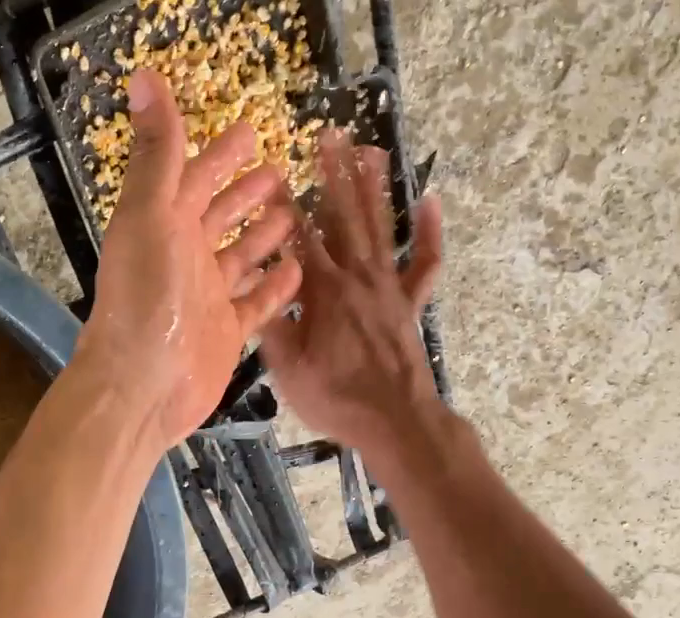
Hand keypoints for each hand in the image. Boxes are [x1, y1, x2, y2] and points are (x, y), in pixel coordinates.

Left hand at [72, 69, 303, 449]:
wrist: (142, 385)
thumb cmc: (142, 299)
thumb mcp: (147, 215)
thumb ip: (155, 152)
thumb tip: (143, 77)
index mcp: (161, 226)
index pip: (193, 179)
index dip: (219, 154)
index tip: (250, 130)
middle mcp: (182, 259)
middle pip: (218, 217)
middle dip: (246, 192)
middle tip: (280, 169)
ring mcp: (205, 298)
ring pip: (240, 257)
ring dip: (264, 234)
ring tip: (296, 211)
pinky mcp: (226, 334)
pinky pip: (256, 304)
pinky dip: (275, 286)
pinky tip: (300, 269)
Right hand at [260, 129, 445, 466]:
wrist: (396, 420)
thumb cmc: (335, 398)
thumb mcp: (288, 368)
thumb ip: (271, 324)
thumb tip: (248, 286)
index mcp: (323, 294)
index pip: (300, 240)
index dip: (284, 207)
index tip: (271, 175)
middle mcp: (357, 280)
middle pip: (344, 219)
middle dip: (335, 176)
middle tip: (331, 135)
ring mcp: (388, 288)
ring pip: (380, 228)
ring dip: (374, 189)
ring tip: (370, 150)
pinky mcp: (409, 304)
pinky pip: (425, 262)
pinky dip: (430, 231)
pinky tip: (429, 200)